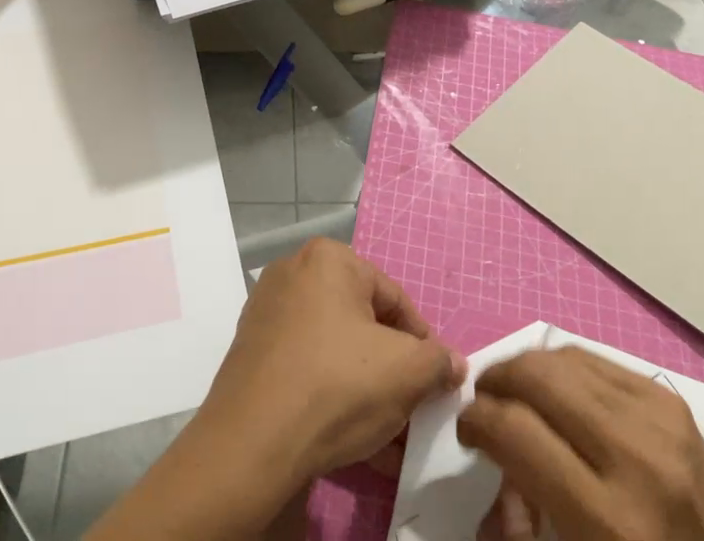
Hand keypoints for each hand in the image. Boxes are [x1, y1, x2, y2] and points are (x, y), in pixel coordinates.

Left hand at [195, 237, 465, 485]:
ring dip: (367, 391)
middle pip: (362, 325)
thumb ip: (438, 362)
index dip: (422, 343)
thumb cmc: (337, 387)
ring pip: (335, 352)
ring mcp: (266, 315)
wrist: (253, 442)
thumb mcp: (407, 372)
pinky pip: (306, 370)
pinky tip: (355, 441)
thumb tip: (452, 365)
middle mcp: (292, 275)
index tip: (436, 380)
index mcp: (328, 260)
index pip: (394, 299)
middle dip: (391, 370)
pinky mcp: (251, 355)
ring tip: (388, 435)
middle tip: (412, 408)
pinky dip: (332, 397)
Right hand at [459, 347, 703, 540]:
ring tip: (517, 395)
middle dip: (496, 382)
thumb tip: (488, 463)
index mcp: (609, 519)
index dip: (476, 420)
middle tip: (486, 404)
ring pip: (564, 359)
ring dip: (527, 370)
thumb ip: (518, 521)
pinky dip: (564, 370)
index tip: (468, 431)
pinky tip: (558, 394)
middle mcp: (636, 458)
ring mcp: (660, 421)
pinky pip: (597, 360)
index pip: (515, 431)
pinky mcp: (673, 400)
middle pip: (537, 379)